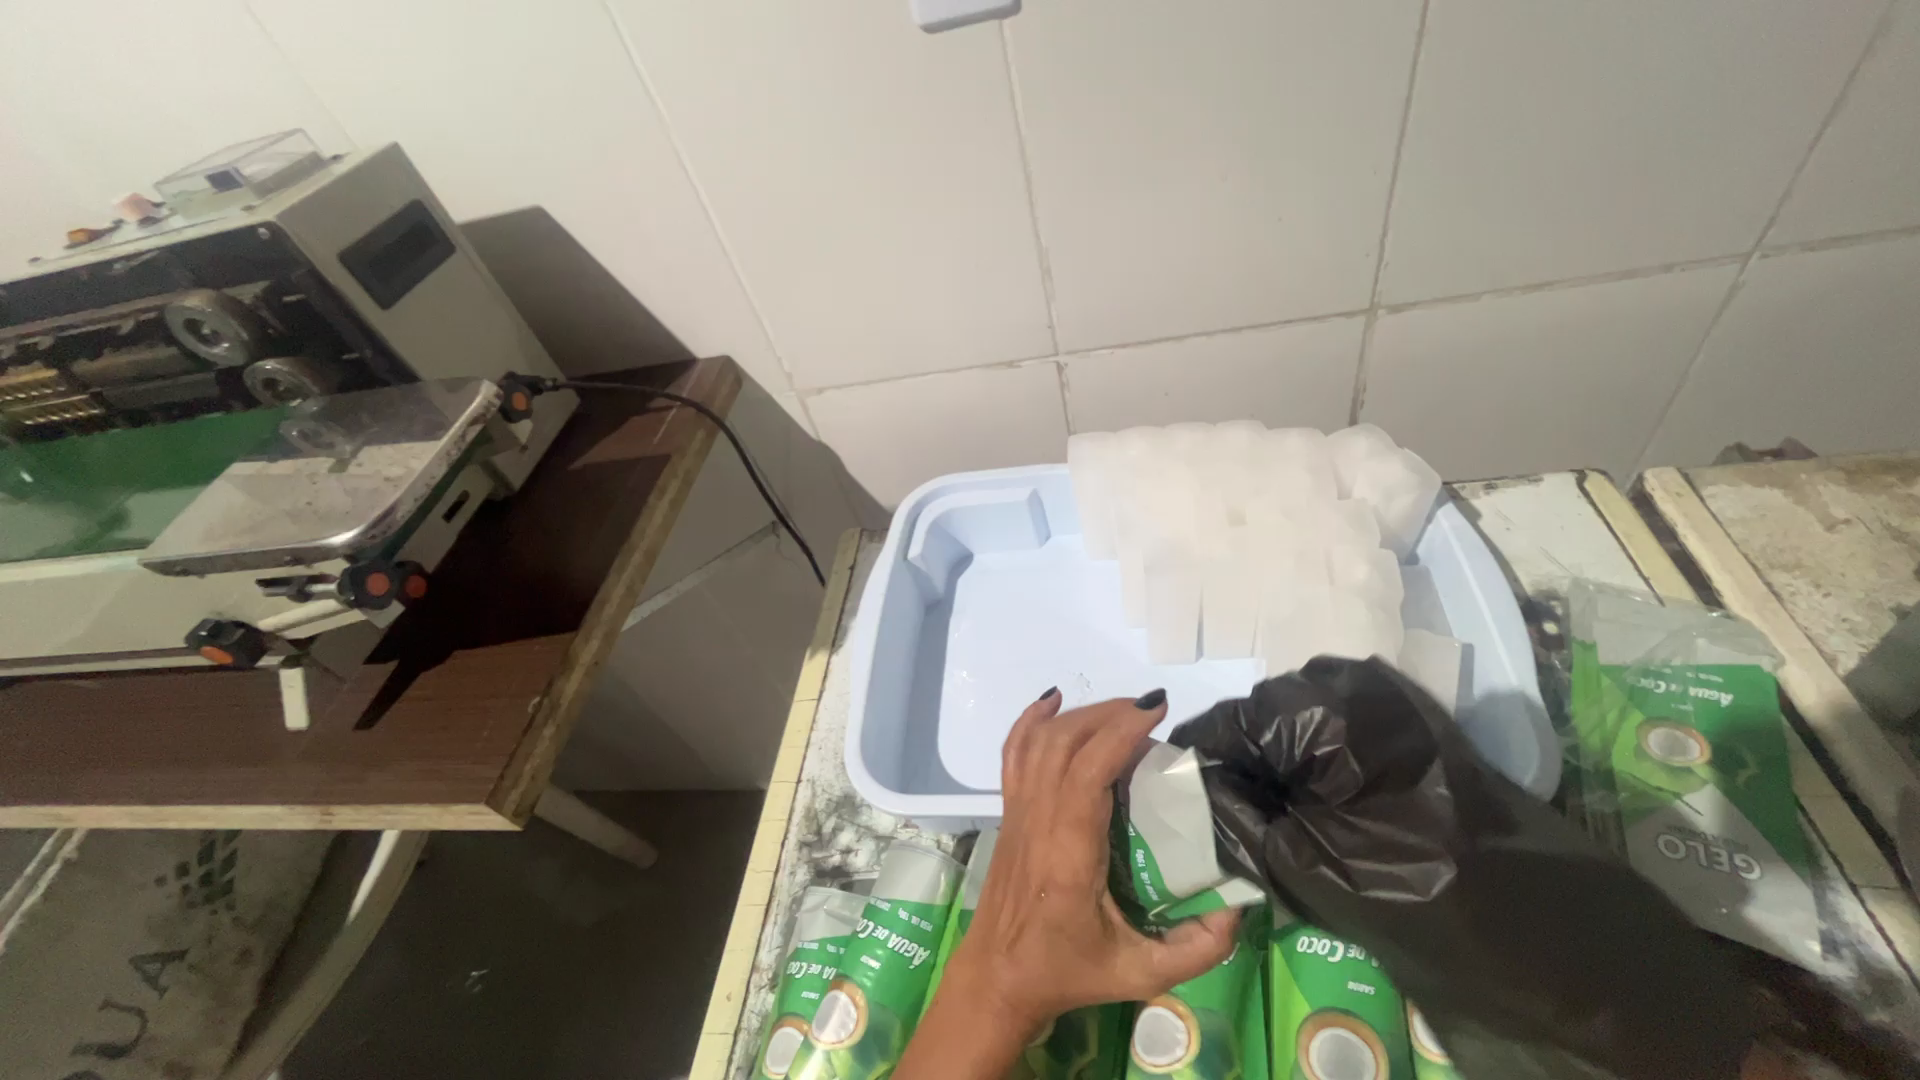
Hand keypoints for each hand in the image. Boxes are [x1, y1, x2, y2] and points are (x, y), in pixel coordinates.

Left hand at [899, 690, 1239, 1078]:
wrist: (997, 979)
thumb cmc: (1067, 972)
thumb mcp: (1140, 974)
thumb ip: (1196, 948)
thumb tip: (1240, 907)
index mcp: (1069, 854)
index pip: (1087, 772)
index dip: (1119, 731)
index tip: (1156, 709)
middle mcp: (1038, 821)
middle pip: (1065, 744)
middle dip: (1109, 714)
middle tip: (1152, 711)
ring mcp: (1017, 813)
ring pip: (1040, 742)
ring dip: (1081, 716)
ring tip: (1122, 711)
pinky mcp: (1008, 813)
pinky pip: (1013, 754)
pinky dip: (1030, 721)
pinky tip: (1053, 701)